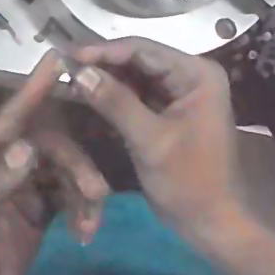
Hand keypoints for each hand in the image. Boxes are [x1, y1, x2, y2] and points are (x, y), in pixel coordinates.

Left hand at [0, 54, 108, 274]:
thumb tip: (28, 146)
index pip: (9, 117)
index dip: (34, 89)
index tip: (58, 59)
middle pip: (48, 142)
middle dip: (74, 162)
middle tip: (96, 190)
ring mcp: (21, 182)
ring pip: (63, 167)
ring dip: (83, 187)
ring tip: (93, 219)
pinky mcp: (39, 205)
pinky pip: (69, 193)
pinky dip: (82, 208)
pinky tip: (87, 232)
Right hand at [71, 38, 247, 248]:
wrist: (211, 224)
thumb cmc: (190, 181)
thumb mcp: (151, 141)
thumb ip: (116, 103)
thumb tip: (80, 72)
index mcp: (197, 74)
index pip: (144, 51)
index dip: (104, 51)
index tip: (69, 56)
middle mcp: (189, 75)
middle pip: (137, 60)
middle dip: (101, 64)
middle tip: (62, 66)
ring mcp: (178, 93)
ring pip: (132, 76)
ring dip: (103, 78)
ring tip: (67, 78)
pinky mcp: (166, 111)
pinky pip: (134, 94)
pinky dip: (111, 95)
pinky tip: (84, 95)